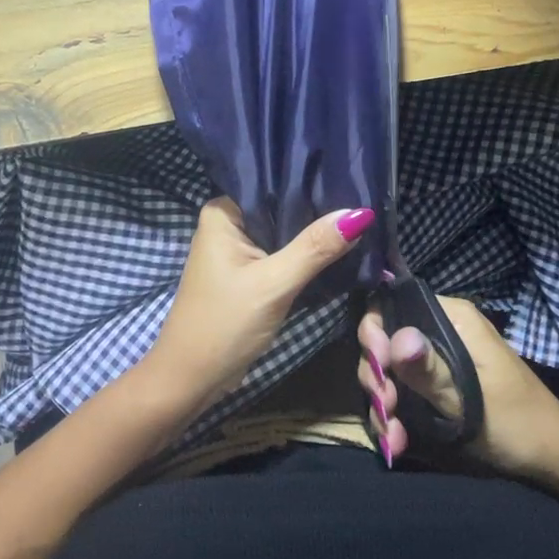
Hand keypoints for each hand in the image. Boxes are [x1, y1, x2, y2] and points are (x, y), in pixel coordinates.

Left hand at [145, 198, 373, 410]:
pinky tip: (339, 250)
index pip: (273, 184)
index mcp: (223, 212)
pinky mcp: (248, 274)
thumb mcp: (274, 283)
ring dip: (314, 235)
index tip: (353, 178)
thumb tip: (360, 213)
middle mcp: (228, 223)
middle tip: (366, 204)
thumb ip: (315, 248)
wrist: (192, 379)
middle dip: (318, 210)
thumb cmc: (225, 324)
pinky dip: (304, 256)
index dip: (311, 182)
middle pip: (281, 208)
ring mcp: (237, 250)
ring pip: (283, 233)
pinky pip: (281, 254)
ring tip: (362, 223)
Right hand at [357, 296, 558, 482]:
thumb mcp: (470, 402)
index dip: (374, 334)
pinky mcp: (439, 385)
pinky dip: (395, 417)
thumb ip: (431, 370)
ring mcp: (440, 359)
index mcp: (454, 319)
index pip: (393, 304)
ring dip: (383, 405)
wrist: (554, 463)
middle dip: (377, 378)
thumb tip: (397, 336)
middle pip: (385, 340)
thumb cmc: (518, 425)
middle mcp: (443, 330)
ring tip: (392, 437)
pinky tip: (397, 443)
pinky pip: (403, 392)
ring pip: (390, 371)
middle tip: (386, 410)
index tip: (378, 371)